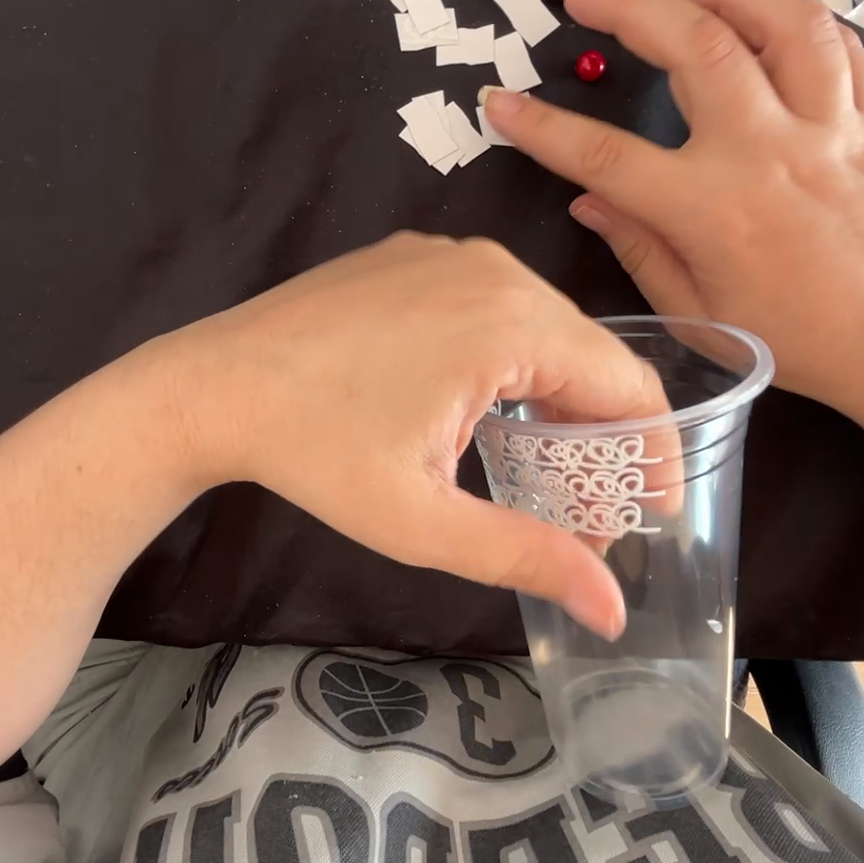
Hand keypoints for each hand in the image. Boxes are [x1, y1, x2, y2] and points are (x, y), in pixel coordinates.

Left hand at [156, 233, 666, 637]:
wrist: (211, 386)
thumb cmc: (314, 454)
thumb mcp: (422, 521)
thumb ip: (526, 557)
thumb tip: (612, 608)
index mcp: (509, 322)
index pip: (626, 384)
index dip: (652, 451)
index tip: (650, 505)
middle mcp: (490, 269)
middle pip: (586, 352)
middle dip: (599, 428)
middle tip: (587, 498)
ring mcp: (445, 254)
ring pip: (539, 324)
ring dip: (553, 389)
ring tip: (538, 457)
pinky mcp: (410, 257)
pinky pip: (488, 302)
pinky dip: (505, 352)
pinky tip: (479, 401)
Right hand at [482, 0, 863, 429]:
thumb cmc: (797, 344)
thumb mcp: (697, 314)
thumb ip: (640, 248)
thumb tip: (589, 201)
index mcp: (713, 212)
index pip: (605, 157)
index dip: (542, 128)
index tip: (500, 104)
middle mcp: (769, 154)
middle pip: (696, 48)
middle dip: (629, 7)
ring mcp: (827, 129)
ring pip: (781, 20)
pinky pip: (837, 46)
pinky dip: (793, 19)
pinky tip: (760, 20)